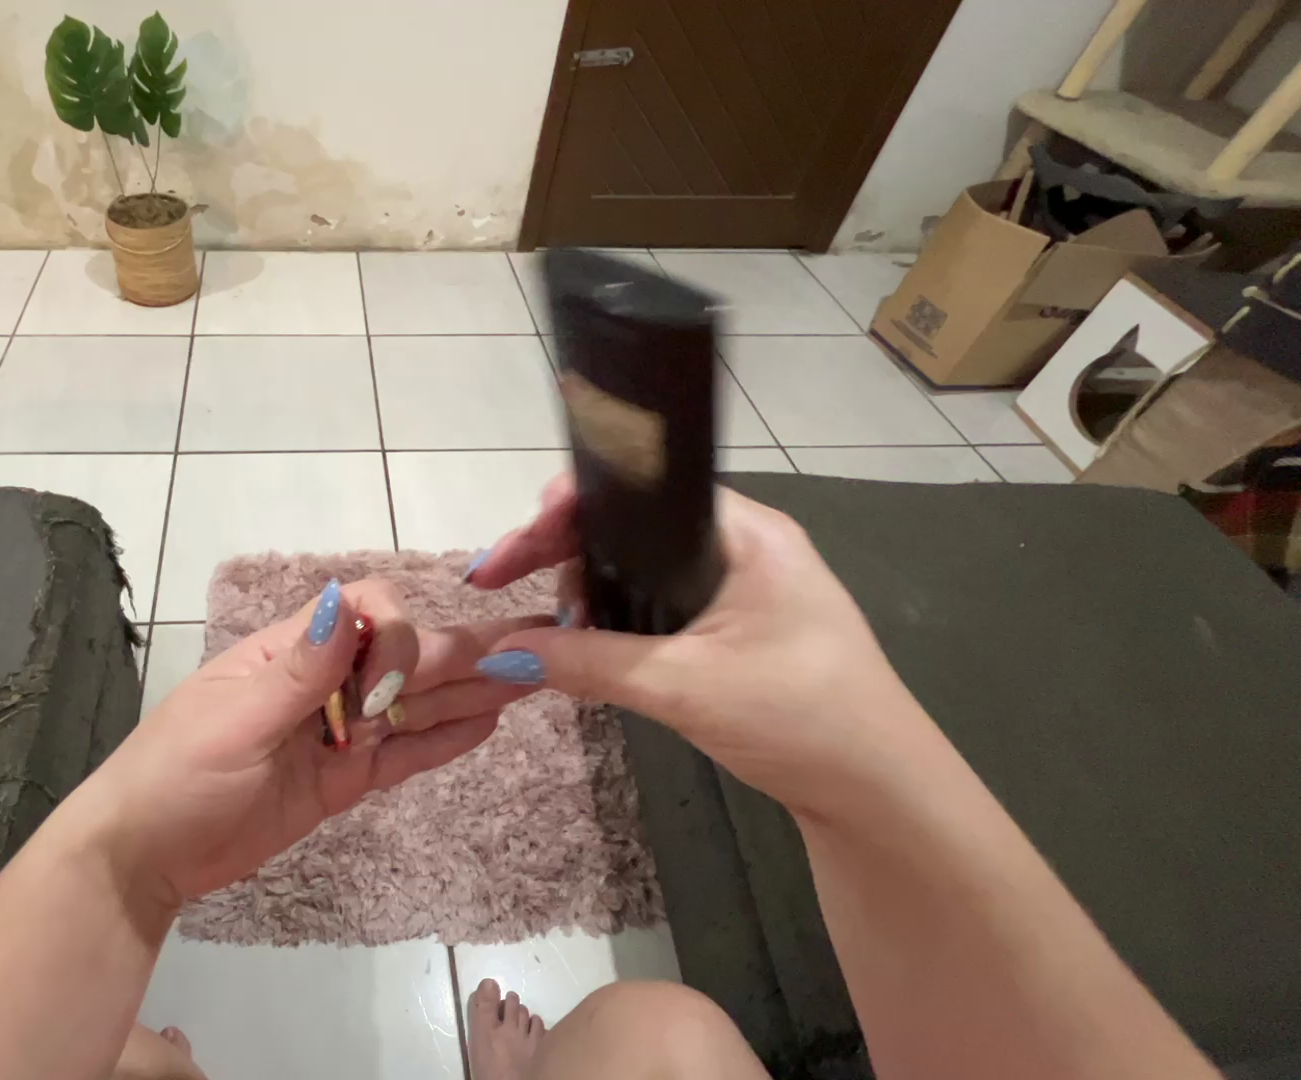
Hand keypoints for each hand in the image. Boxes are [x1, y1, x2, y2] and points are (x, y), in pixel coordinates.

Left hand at [75, 578, 549, 903]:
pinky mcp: (346, 779)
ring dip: (469, 691)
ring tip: (528, 679)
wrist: (147, 853)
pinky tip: (487, 724)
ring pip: (415, 705)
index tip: (386, 694)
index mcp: (293, 651)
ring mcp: (340, 732)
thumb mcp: (231, 721)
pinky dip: (443, 740)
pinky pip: (404, 755)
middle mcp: (326, 682)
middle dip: (463, 654)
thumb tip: (341, 604)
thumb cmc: (175, 775)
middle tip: (533, 651)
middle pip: (405, 658)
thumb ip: (298, 671)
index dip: (394, 640)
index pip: (366, 614)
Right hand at [468, 474, 938, 820]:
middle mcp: (737, 544)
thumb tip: (499, 653)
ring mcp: (734, 586)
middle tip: (497, 580)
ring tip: (546, 625)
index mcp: (743, 532)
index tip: (512, 546)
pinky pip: (649, 602)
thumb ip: (586, 662)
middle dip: (557, 550)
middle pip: (625, 526)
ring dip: (581, 588)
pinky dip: (607, 616)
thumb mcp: (682, 686)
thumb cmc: (802, 720)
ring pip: (632, 567)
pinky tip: (576, 638)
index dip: (568, 508)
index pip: (637, 492)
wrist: (882, 800)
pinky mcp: (728, 626)